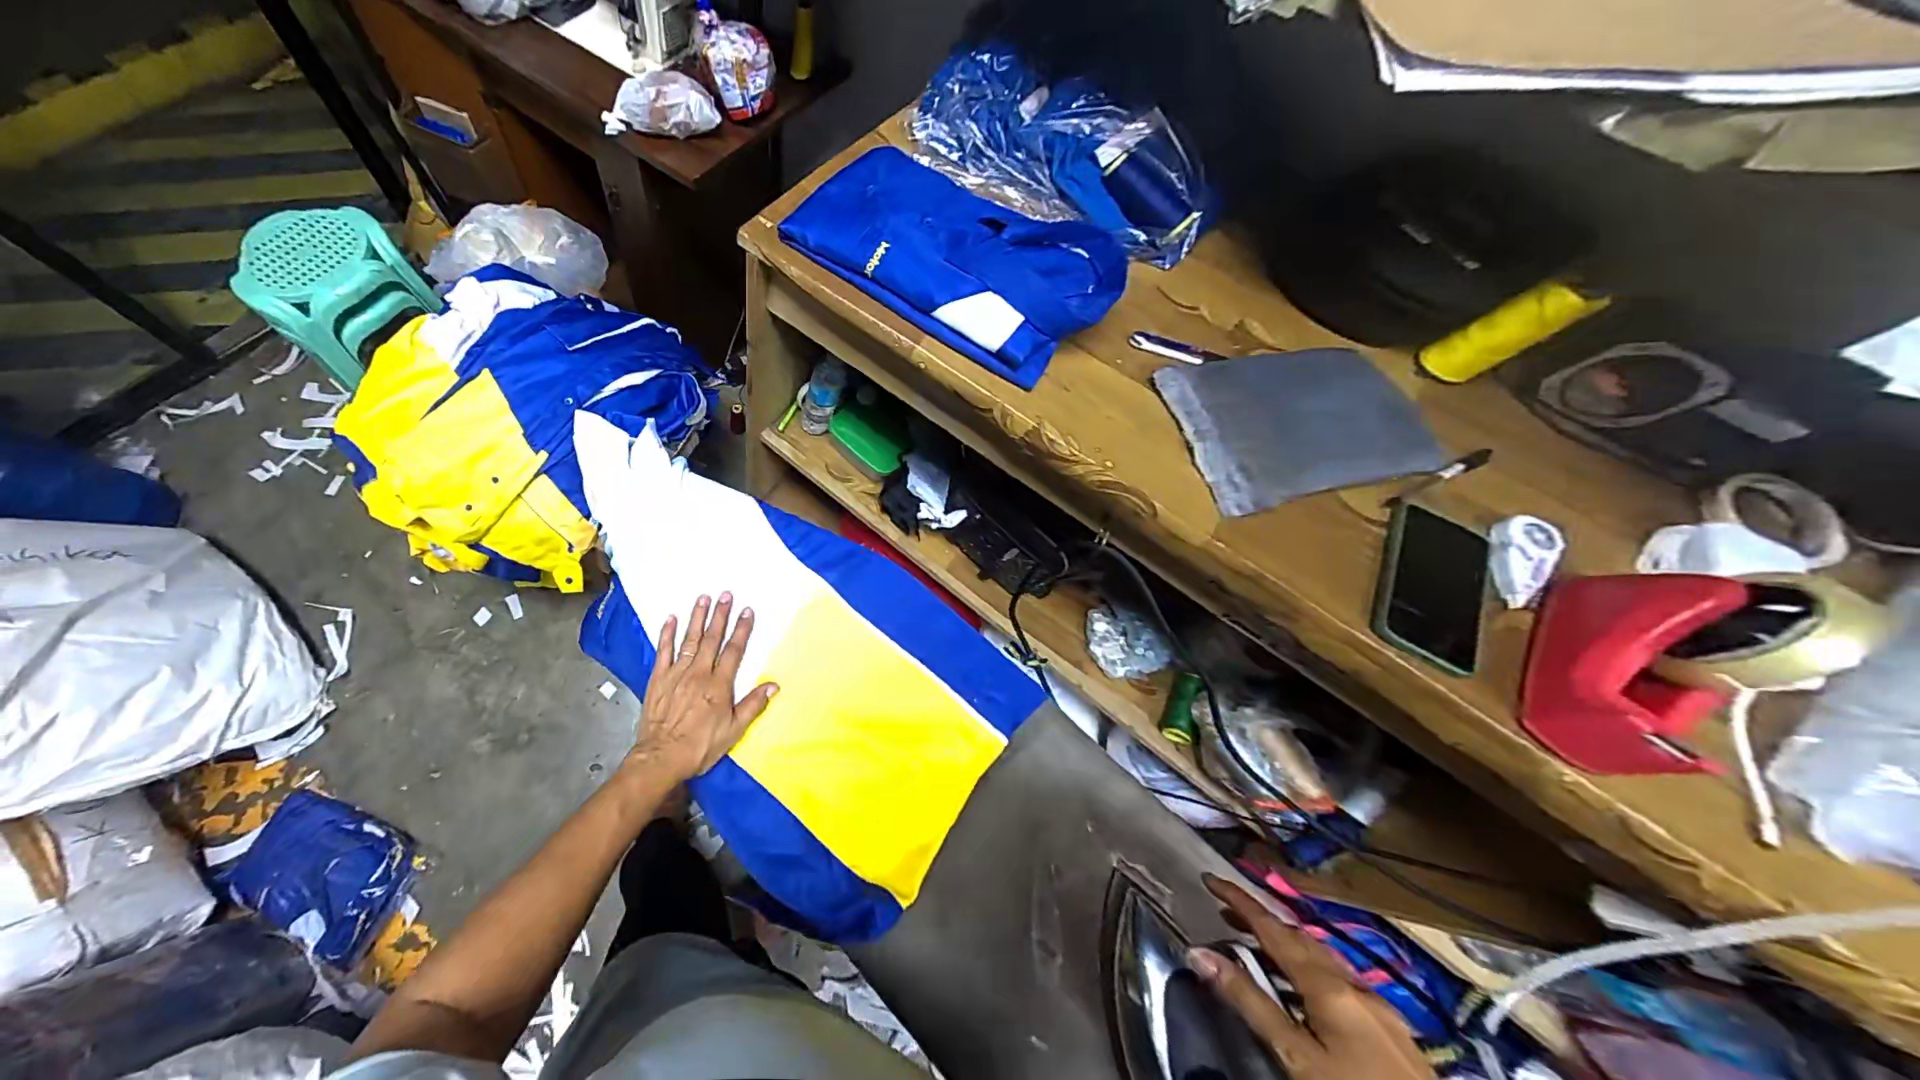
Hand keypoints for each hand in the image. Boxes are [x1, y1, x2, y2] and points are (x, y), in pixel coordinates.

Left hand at [628, 593, 777, 783]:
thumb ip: (753, 705)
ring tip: (703, 598)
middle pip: (712, 639)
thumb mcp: (734, 730)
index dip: (742, 630)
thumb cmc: (701, 746)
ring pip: (689, 640)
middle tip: (726, 595)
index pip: (734, 650)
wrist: (661, 757)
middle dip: (720, 615)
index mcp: (719, 684)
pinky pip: (663, 652)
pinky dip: (667, 635)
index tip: (747, 611)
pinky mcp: (658, 680)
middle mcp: (698, 673)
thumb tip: (773, 685)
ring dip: (697, 618)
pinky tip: (671, 619)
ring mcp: (676, 674)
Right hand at [1187, 874, 1433, 1079]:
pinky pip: (1338, 978)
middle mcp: (1353, 983)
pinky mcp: (1389, 1026)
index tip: (1210, 878)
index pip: (1273, 928)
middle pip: (1299, 937)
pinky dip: (1307, 968)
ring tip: (1254, 946)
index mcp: (1328, 984)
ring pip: (1321, 956)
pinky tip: (1302, 989)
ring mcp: (1376, 1004)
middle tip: (1224, 913)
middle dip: (1260, 919)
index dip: (1240, 900)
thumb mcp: (1295, 1056)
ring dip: (1284, 943)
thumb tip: (1199, 953)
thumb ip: (1250, 1003)